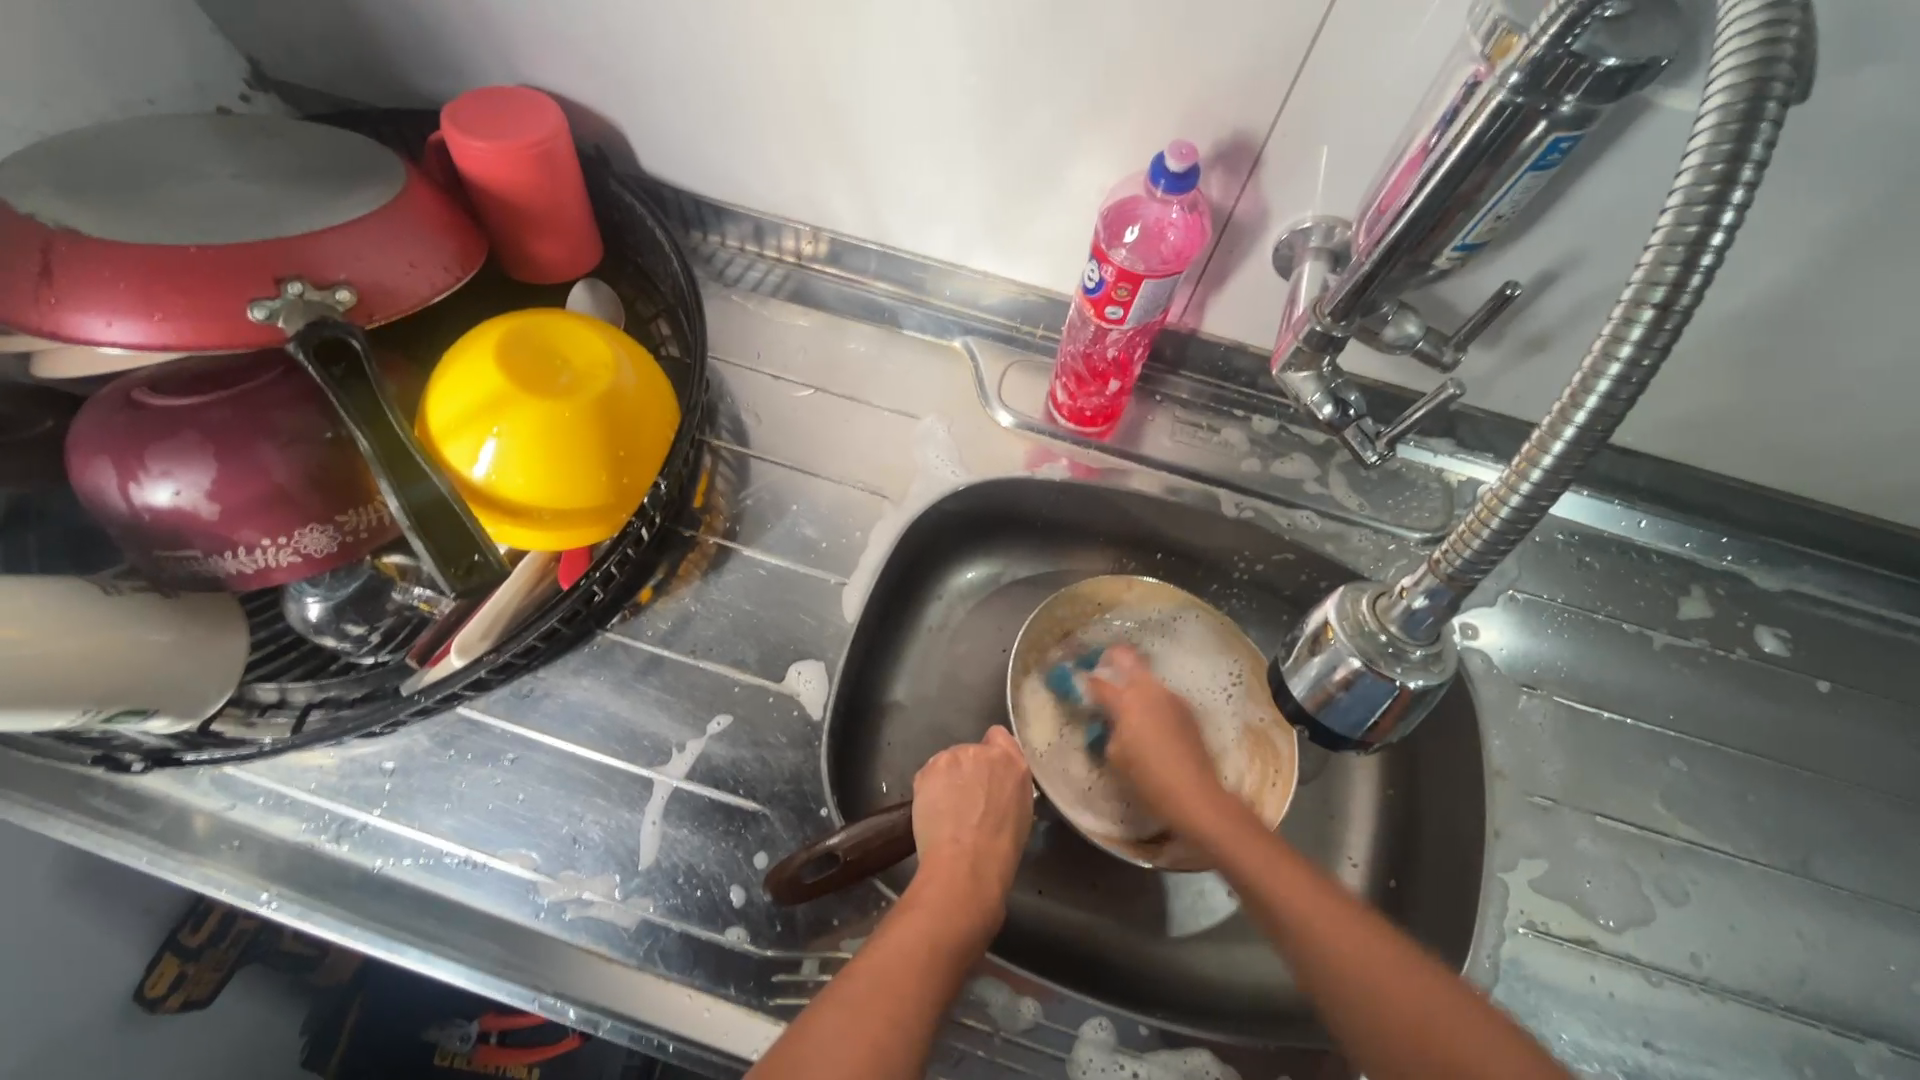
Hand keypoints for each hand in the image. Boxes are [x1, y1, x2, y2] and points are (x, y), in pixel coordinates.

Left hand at [909, 726, 1033, 930]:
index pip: (999, 737)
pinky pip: (929, 774)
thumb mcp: (1021, 811)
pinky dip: (930, 789)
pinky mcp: (928, 769)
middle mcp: (983, 751)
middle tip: (966, 800)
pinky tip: (934, 813)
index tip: (987, 774)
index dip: (992, 753)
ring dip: (948, 779)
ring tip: (947, 811)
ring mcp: (953, 757)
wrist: (966, 863)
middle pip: (971, 752)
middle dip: (968, 771)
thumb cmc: (1001, 849)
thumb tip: (996, 788)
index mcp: (1013, 762)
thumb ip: (1009, 787)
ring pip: (948, 763)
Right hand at [1086, 645, 1239, 836]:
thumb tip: (1111, 718)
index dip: (1085, 682)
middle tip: (1103, 672)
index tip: (1079, 684)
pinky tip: (1149, 718)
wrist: (1194, 794)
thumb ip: (1109, 728)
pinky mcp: (1187, 709)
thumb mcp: (1114, 756)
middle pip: (1127, 657)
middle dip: (1112, 660)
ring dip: (1134, 680)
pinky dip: (1151, 698)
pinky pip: (1162, 694)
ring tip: (1127, 700)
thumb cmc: (1147, 778)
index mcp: (1126, 700)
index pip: (1098, 682)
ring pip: (1147, 675)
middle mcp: (1150, 690)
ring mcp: (1172, 696)